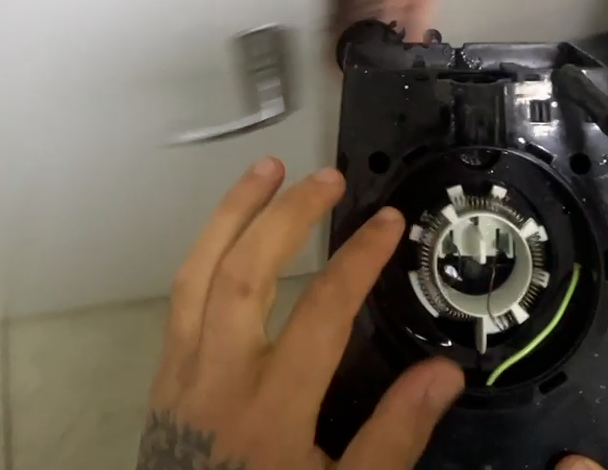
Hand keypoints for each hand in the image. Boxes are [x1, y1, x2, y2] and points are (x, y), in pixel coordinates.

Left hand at [140, 158, 465, 468]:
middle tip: (327, 178)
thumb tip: (443, 373)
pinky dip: (207, 248)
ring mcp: (182, 371)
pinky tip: (231, 228)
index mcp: (271, 411)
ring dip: (234, 212)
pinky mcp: (164, 375)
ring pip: (199, 272)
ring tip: (267, 169)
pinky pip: (181, 295)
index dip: (359, 260)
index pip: (321, 312)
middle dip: (289, 215)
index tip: (389, 222)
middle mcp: (218, 378)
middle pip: (245, 274)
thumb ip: (393, 438)